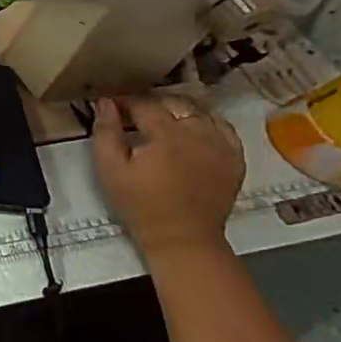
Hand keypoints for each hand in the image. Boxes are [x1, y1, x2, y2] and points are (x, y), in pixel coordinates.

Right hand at [92, 93, 245, 261]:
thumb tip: (105, 102)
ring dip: (179, 112)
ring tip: (164, 125)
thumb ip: (106, 133)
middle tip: (136, 118)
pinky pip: (222, 127)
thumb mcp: (111, 171)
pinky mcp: (235, 157)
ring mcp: (221, 144)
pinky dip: (206, 124)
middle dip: (152, 105)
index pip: (144, 103)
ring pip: (199, 111)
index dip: (126, 101)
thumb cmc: (141, 206)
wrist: (183, 239)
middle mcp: (198, 132)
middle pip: (174, 102)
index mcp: (167, 134)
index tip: (113, 107)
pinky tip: (193, 134)